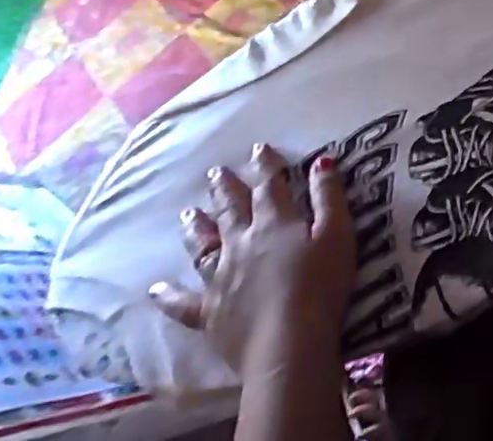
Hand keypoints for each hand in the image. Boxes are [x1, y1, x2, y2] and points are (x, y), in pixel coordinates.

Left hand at [149, 145, 355, 370]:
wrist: (288, 344)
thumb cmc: (320, 285)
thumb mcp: (337, 233)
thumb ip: (328, 196)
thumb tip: (321, 160)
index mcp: (275, 222)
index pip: (268, 185)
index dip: (265, 165)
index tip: (258, 147)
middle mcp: (242, 243)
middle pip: (231, 210)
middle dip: (225, 188)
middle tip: (215, 172)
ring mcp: (221, 278)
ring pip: (204, 246)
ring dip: (197, 228)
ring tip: (188, 213)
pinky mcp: (210, 313)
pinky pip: (184, 303)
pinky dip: (169, 296)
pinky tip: (155, 289)